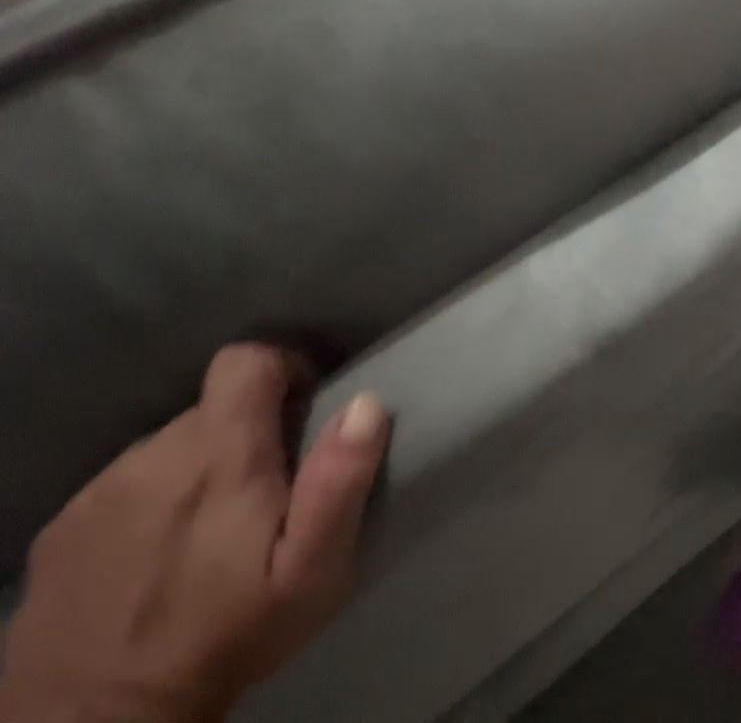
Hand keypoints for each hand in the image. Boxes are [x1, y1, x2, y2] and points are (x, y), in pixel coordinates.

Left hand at [0, 345, 389, 722]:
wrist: (94, 717)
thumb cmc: (231, 632)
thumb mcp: (313, 565)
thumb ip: (341, 478)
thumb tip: (366, 403)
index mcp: (220, 456)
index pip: (243, 362)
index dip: (283, 368)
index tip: (308, 406)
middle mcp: (154, 457)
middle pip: (213, 408)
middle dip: (253, 431)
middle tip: (277, 488)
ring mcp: (101, 491)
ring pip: (170, 446)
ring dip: (205, 466)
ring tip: (222, 525)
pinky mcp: (64, 526)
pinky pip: (128, 483)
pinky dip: (158, 497)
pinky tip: (168, 550)